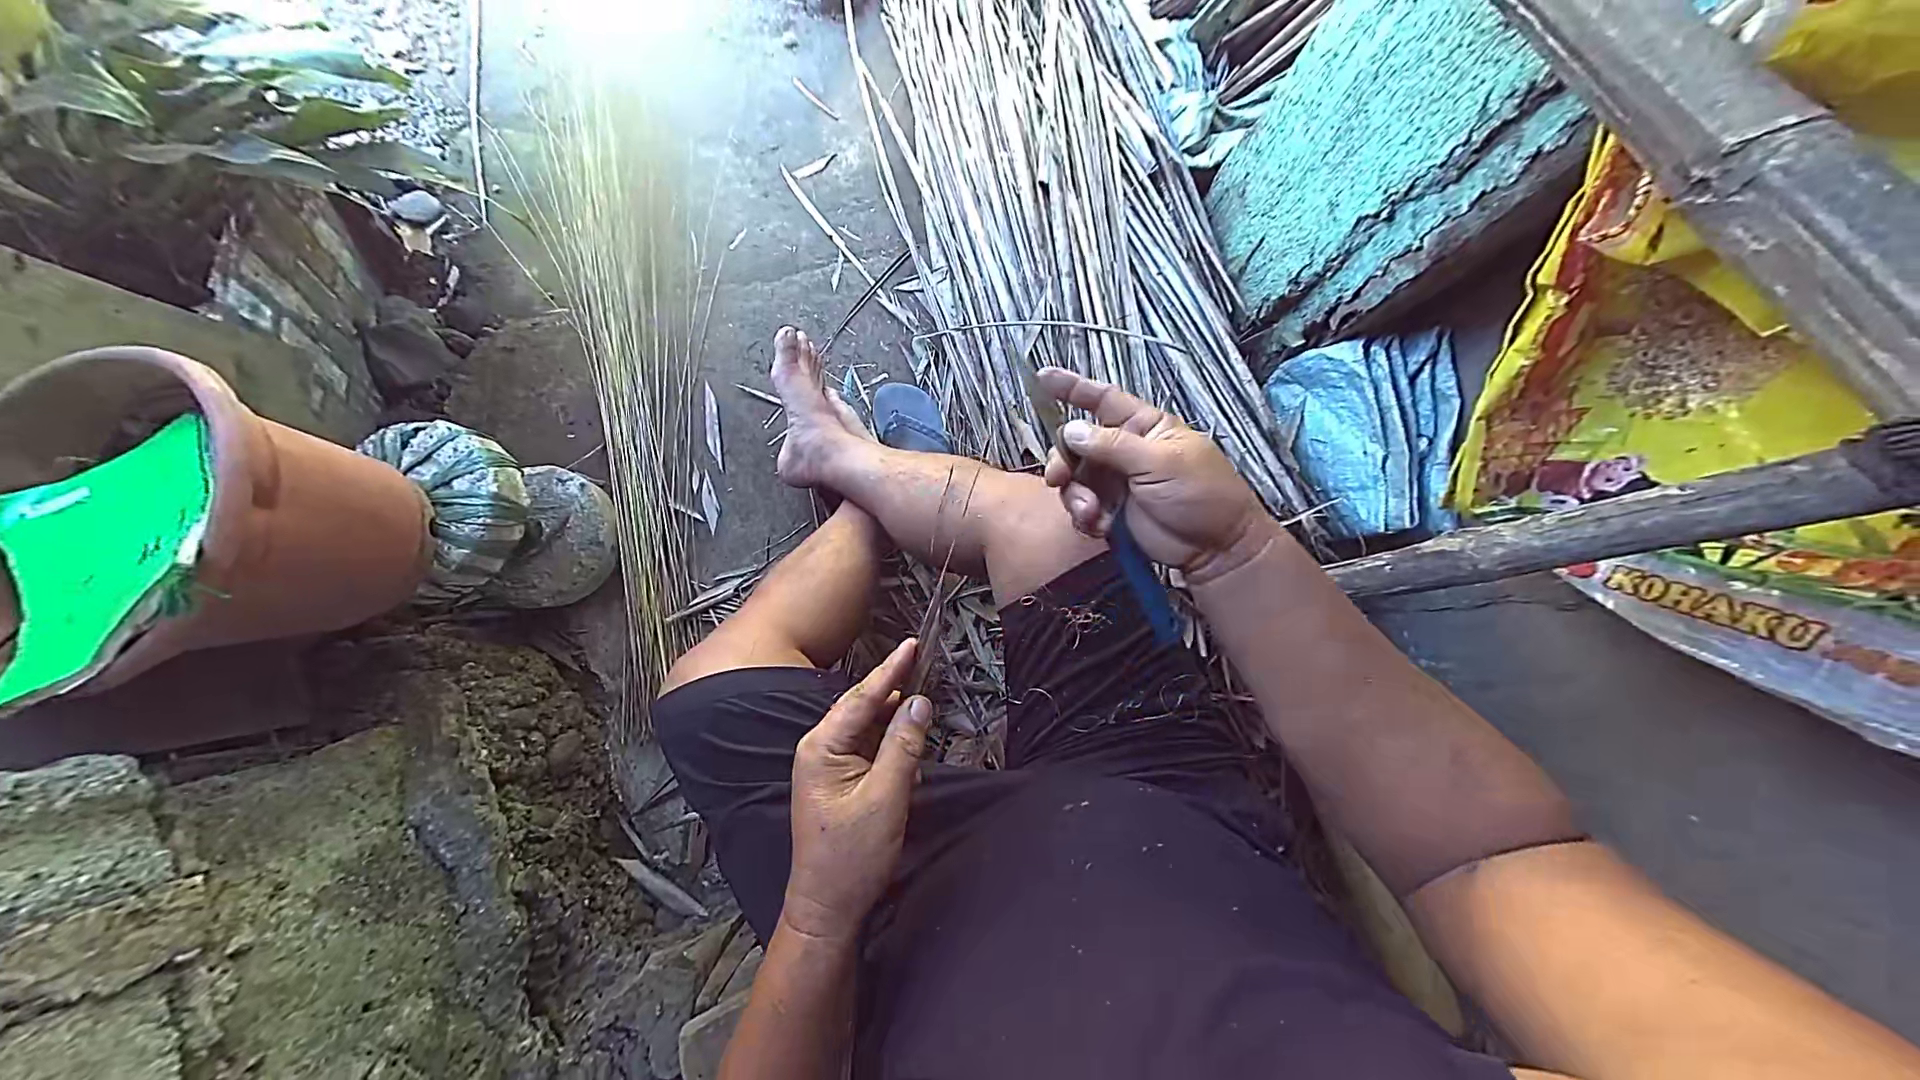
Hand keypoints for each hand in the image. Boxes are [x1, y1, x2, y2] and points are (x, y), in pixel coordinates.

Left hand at [783, 638, 933, 943]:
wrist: (828, 907)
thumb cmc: (852, 857)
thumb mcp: (886, 797)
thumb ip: (904, 745)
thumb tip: (920, 703)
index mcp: (821, 747)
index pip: (862, 697)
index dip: (891, 669)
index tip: (912, 644)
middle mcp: (820, 749)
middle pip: (865, 708)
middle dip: (896, 691)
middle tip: (926, 667)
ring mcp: (828, 765)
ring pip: (870, 728)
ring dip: (897, 722)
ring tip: (925, 708)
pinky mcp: (840, 780)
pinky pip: (870, 750)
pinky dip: (893, 747)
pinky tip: (911, 750)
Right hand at [1037, 368, 1278, 584]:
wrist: (1214, 549)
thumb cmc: (1201, 494)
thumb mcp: (1160, 463)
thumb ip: (1113, 445)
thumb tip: (1071, 429)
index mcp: (1143, 427)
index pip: (1103, 399)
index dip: (1073, 388)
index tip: (1043, 377)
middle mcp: (1124, 451)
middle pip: (1076, 444)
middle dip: (1064, 461)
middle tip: (1058, 479)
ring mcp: (1116, 482)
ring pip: (1075, 479)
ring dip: (1075, 496)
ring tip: (1091, 513)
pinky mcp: (1110, 512)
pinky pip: (1081, 507)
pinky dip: (1084, 517)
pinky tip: (1100, 527)